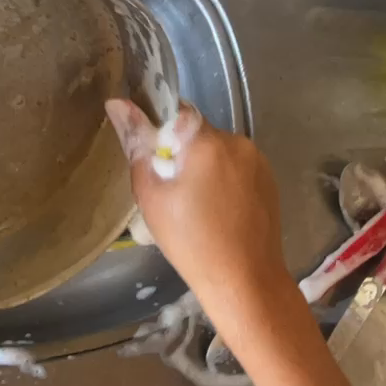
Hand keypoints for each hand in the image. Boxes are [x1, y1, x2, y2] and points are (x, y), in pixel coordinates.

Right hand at [104, 100, 291, 322]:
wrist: (245, 283)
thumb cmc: (190, 240)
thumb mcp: (150, 194)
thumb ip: (136, 144)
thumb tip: (117, 103)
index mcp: (207, 141)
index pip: (174, 111)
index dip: (157, 131)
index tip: (151, 158)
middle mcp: (237, 142)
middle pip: (195, 133)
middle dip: (179, 153)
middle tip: (168, 190)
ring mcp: (258, 161)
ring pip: (215, 151)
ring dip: (201, 166)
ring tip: (193, 205)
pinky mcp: (269, 180)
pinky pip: (234, 167)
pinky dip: (221, 179)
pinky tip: (216, 210)